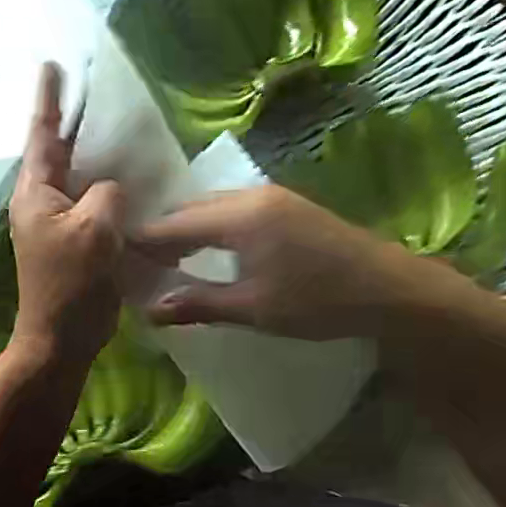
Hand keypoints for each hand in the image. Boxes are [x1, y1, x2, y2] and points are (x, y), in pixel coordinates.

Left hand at [6, 63, 124, 363]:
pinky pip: (92, 202)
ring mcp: (57, 224)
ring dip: (93, 152)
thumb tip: (112, 189)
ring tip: (114, 123)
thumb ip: (108, 192)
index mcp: (35, 193)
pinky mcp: (75, 242)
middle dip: (72, 120)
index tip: (50, 65)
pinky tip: (129, 174)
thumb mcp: (95, 228)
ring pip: (78, 176)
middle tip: (90, 86)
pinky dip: (107, 185)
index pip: (41, 135)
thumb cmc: (72, 282)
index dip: (48, 100)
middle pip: (58, 151)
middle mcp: (41, 203)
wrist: (62, 335)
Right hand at [131, 185, 470, 339]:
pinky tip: (202, 251)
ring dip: (184, 230)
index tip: (113, 258)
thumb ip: (196, 304)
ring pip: (210, 208)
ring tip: (163, 260)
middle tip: (134, 263)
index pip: (172, 224)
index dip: (140, 241)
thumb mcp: (251, 308)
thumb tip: (148, 310)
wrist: (392, 291)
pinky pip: (230, 210)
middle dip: (159, 234)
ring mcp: (272, 198)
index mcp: (238, 217)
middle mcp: (251, 197)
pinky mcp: (286, 208)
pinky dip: (207, 228)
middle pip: (189, 209)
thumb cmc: (317, 301)